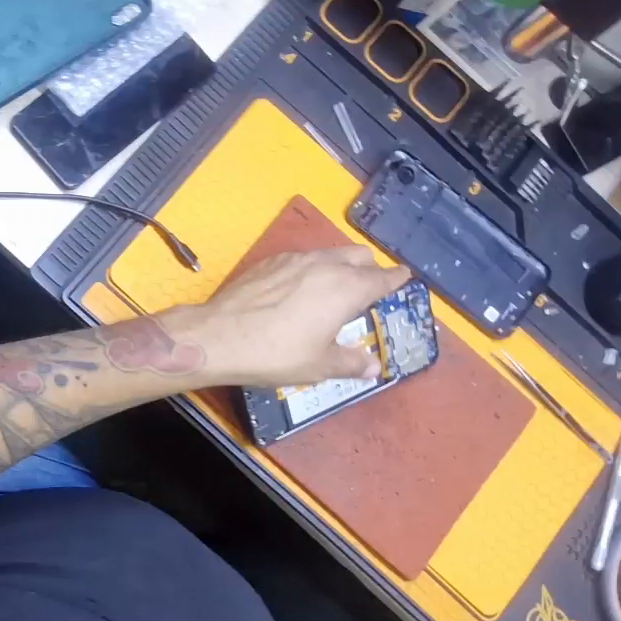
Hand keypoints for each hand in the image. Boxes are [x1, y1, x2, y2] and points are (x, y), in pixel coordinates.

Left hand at [163, 247, 412, 387]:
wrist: (217, 338)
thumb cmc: (275, 354)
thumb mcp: (318, 366)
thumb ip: (350, 362)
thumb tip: (373, 367)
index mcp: (347, 288)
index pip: (383, 278)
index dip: (396, 281)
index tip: (403, 280)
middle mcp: (324, 265)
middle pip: (358, 257)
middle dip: (368, 269)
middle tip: (367, 290)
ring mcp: (293, 260)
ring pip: (328, 254)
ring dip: (338, 266)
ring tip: (332, 289)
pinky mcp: (266, 263)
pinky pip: (299, 260)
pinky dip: (308, 269)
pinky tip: (296, 290)